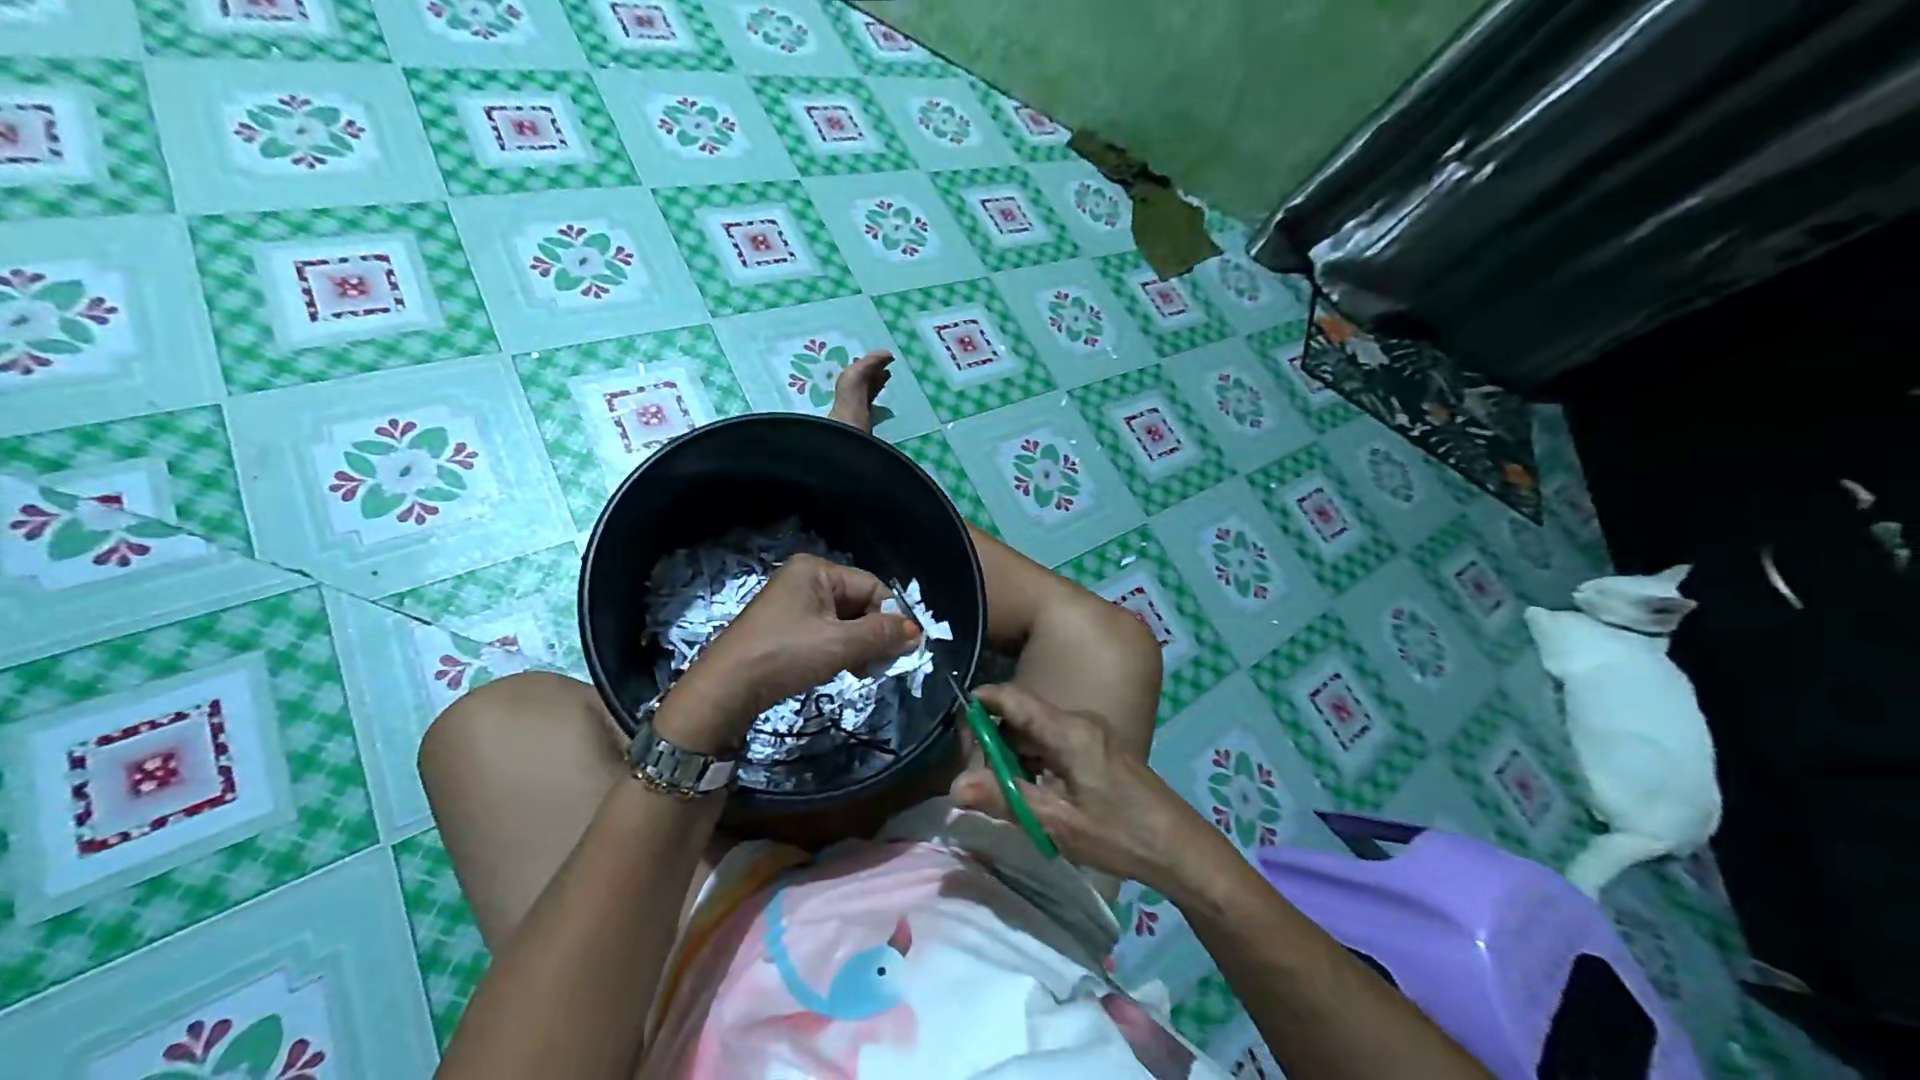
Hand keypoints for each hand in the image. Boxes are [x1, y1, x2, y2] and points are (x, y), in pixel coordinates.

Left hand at [656, 553, 921, 753]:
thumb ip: (882, 635)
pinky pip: (827, 633)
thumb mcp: (840, 644)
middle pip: (859, 603)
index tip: (900, 649)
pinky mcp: (786, 629)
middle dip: (874, 634)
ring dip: (859, 646)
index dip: (890, 617)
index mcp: (816, 570)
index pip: (872, 587)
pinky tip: (842, 670)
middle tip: (880, 665)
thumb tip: (917, 633)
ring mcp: (793, 604)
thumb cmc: (784, 655)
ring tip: (860, 671)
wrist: (725, 689)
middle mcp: (805, 580)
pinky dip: (840, 650)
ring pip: (845, 621)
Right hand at [949, 683, 1222, 888]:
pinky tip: (1030, 792)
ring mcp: (1091, 732)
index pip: (1012, 698)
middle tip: (975, 777)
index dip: (980, 704)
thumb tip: (954, 787)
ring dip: (1013, 755)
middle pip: (1021, 716)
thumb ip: (1004, 799)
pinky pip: (1053, 742)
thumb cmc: (1120, 835)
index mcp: (1068, 730)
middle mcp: (1078, 721)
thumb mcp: (1057, 823)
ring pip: (1036, 731)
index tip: (955, 726)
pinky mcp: (1097, 748)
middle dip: (993, 741)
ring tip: (998, 790)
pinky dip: (1033, 761)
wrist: (1179, 848)